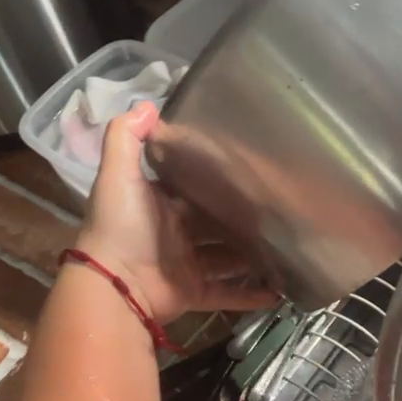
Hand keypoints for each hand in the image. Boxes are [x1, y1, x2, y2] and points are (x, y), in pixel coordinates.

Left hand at [76, 102, 276, 323]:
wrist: (116, 284)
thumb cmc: (120, 226)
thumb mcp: (118, 174)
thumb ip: (127, 137)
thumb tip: (149, 104)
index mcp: (158, 205)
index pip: (191, 189)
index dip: (214, 182)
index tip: (248, 172)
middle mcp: (174, 234)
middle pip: (214, 225)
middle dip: (240, 220)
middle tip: (277, 211)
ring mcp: (186, 266)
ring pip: (225, 260)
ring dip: (250, 257)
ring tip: (285, 248)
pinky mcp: (194, 293)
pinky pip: (228, 294)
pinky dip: (251, 295)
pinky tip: (278, 292)